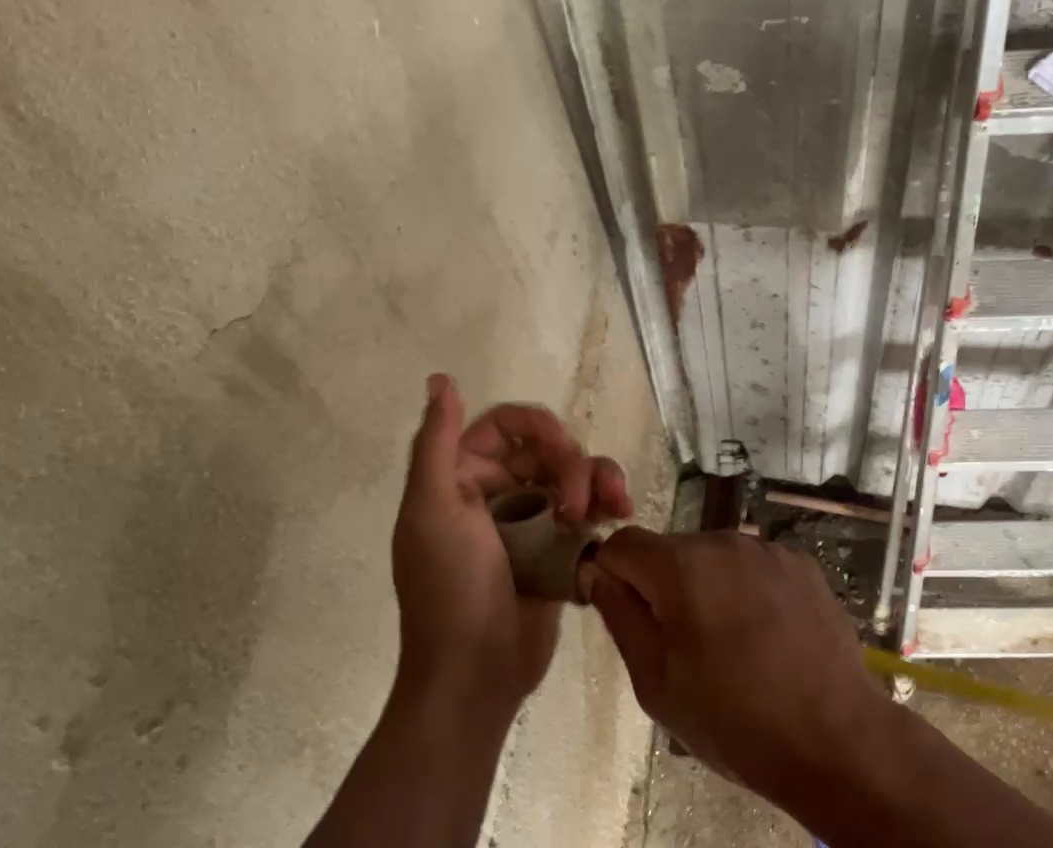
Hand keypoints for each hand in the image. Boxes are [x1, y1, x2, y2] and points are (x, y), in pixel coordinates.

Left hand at [392, 374, 631, 706]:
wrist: (476, 673)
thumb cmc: (450, 590)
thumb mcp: (432, 512)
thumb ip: (437, 444)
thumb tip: (440, 380)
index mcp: (460, 478)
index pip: (505, 424)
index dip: (537, 426)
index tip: (560, 448)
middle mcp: (496, 493)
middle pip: (549, 448)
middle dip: (572, 465)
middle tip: (574, 506)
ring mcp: (532, 522)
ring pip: (576, 475)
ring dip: (598, 482)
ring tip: (610, 512)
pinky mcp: (561, 549)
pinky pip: (591, 510)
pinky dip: (608, 506)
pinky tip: (619, 518)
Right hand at [583, 529, 891, 798]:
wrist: (833, 734)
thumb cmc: (732, 718)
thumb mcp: (656, 681)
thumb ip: (620, 616)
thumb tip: (597, 573)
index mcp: (682, 565)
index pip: (622, 543)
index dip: (609, 574)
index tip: (619, 614)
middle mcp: (726, 541)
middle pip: (671, 550)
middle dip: (661, 586)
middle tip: (677, 648)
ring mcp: (771, 550)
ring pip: (716, 558)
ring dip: (707, 588)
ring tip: (726, 647)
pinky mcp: (804, 566)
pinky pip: (755, 568)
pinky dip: (746, 591)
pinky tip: (764, 638)